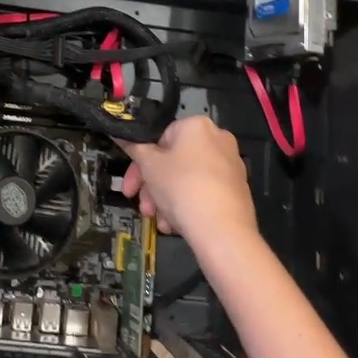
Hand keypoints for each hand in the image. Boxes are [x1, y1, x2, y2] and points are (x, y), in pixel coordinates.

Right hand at [118, 116, 254, 242]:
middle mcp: (218, 139)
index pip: (160, 138)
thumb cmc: (182, 188)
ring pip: (187, 180)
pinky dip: (187, 205)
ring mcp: (230, 166)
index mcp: (197, 125)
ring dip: (167, 200)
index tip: (132, 186)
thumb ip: (134, 147)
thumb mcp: (149, 166)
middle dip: (153, 187)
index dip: (141, 163)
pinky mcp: (237, 191)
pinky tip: (176, 226)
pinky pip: (203, 192)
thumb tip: (121, 133)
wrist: (223, 232)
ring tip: (159, 222)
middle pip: (174, 161)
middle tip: (143, 207)